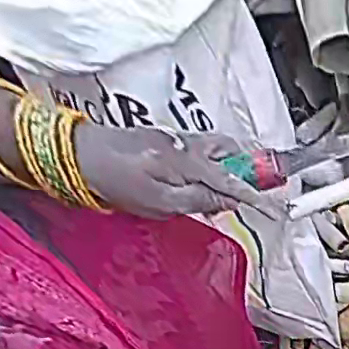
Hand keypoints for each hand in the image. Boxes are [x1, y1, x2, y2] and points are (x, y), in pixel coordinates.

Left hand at [72, 125, 281, 218]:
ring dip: (232, 163)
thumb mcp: (163, 203)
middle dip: (249, 166)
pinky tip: (207, 180)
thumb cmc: (117, 182)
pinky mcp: (163, 140)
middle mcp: (184, 144)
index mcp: (187, 162)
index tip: (274, 209)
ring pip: (216, 147)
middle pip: (229, 150)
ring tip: (233, 187)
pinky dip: (213, 162)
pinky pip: (200, 149)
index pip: (233, 180)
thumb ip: (200, 201)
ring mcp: (173, 139)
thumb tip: (229, 202)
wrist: (74, 153)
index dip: (256, 196)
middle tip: (258, 188)